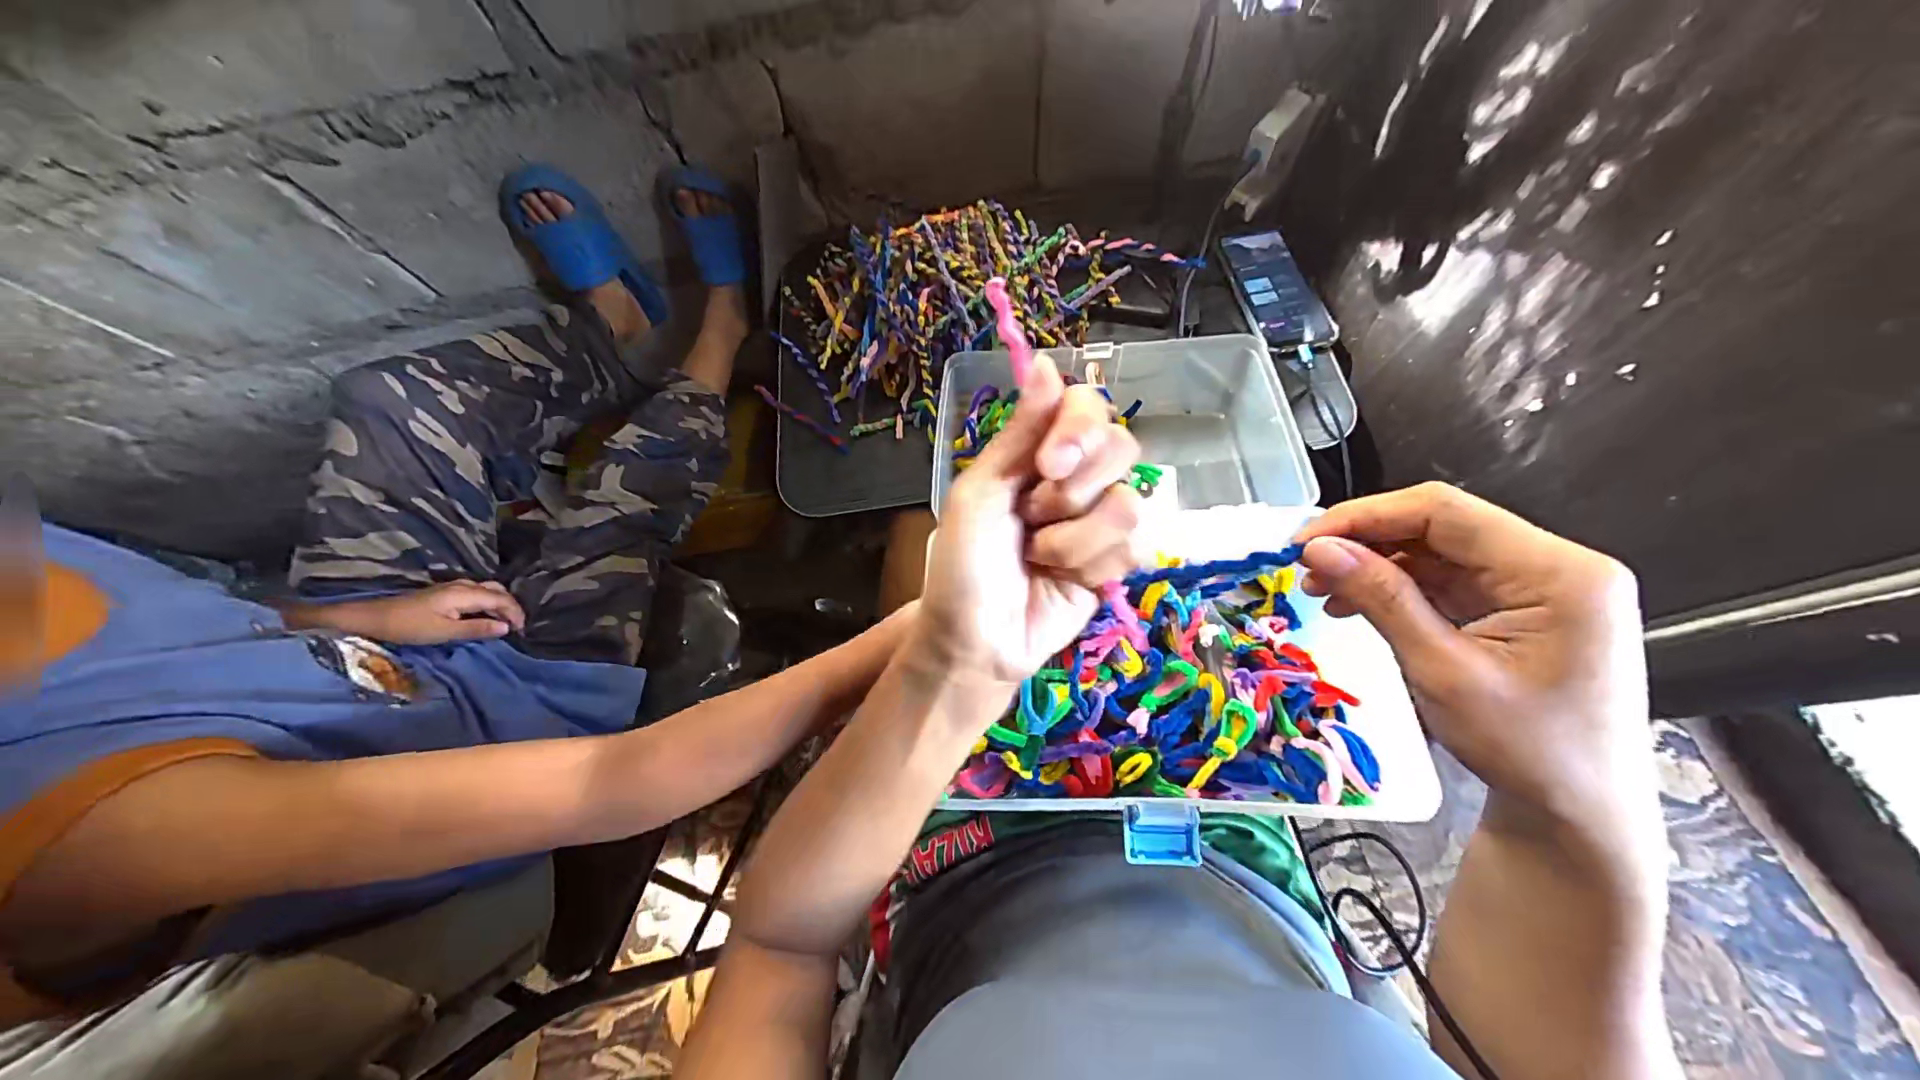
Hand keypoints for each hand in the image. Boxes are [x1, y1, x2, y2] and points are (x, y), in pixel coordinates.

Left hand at [288, 580, 526, 644]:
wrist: (374, 617)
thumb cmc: (409, 626)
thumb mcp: (444, 632)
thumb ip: (477, 629)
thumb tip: (506, 627)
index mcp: (465, 594)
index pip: (501, 600)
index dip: (515, 614)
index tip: (521, 630)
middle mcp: (463, 585)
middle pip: (498, 591)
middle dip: (511, 607)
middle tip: (516, 626)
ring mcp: (454, 587)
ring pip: (489, 590)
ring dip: (500, 604)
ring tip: (504, 622)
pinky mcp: (447, 592)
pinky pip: (478, 593)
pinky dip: (489, 603)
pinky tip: (486, 615)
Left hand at [916, 354, 1142, 687]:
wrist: (977, 641)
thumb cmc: (964, 563)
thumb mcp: (980, 492)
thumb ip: (1020, 432)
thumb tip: (1046, 361)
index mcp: (1037, 453)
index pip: (1088, 407)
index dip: (1078, 430)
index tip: (1047, 465)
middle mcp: (1075, 478)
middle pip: (1121, 449)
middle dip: (1071, 495)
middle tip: (1030, 521)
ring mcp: (1099, 521)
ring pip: (1129, 506)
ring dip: (1074, 540)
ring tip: (1040, 558)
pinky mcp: (1117, 562)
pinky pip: (1137, 548)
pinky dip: (1093, 567)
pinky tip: (1065, 581)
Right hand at [1293, 482, 1654, 840]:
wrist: (1579, 815)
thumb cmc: (1526, 750)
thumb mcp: (1443, 670)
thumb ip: (1382, 599)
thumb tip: (1319, 550)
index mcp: (1558, 572)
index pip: (1444, 512)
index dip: (1364, 517)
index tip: (1305, 542)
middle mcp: (1555, 565)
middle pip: (1439, 526)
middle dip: (1365, 542)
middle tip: (1306, 568)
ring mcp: (1538, 586)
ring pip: (1436, 551)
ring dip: (1374, 565)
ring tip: (1324, 591)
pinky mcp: (1519, 608)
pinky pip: (1445, 580)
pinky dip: (1395, 588)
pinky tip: (1356, 604)